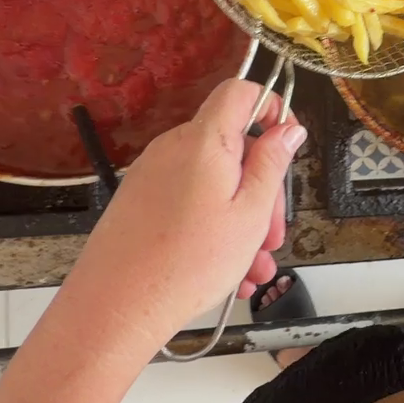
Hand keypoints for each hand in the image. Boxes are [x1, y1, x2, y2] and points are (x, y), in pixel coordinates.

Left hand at [58, 80, 305, 350]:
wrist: (114, 310)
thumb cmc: (188, 263)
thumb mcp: (250, 213)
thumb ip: (272, 164)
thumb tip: (289, 128)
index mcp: (204, 141)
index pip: (240, 92)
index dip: (270, 106)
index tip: (287, 140)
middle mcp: (173, 148)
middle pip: (232, 147)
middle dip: (262, 188)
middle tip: (273, 234)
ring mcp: (153, 175)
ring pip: (214, 182)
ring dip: (242, 218)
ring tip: (255, 267)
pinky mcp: (140, 202)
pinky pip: (190, 201)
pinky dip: (214, 226)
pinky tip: (230, 271)